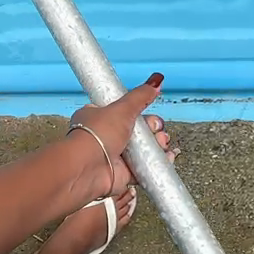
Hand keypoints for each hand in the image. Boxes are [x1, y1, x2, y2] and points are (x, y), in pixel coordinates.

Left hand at [67, 73, 174, 197]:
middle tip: (157, 131)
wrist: (87, 168)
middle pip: (139, 131)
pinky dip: (157, 163)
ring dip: (157, 146)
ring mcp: (114, 155)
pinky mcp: (122, 173)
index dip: (141, 114)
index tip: (149, 116)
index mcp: (99, 117)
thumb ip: (140, 96)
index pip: (125, 112)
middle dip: (153, 131)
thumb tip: (156, 80)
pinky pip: (145, 167)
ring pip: (144, 149)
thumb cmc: (95, 136)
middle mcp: (106, 136)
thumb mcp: (121, 109)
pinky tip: (166, 158)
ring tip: (161, 144)